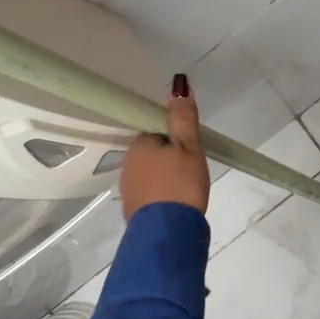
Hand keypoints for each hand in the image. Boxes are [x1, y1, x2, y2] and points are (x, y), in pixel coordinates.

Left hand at [119, 74, 209, 217]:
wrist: (169, 231)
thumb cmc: (181, 183)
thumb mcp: (189, 147)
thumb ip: (183, 118)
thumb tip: (178, 87)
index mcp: (139, 146)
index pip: (156, 132)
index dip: (175, 138)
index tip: (190, 150)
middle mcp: (127, 164)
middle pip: (152, 152)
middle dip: (170, 157)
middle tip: (192, 168)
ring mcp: (128, 189)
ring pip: (150, 173)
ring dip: (165, 176)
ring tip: (187, 186)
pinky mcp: (134, 209)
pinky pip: (150, 192)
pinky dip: (162, 193)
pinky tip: (177, 201)